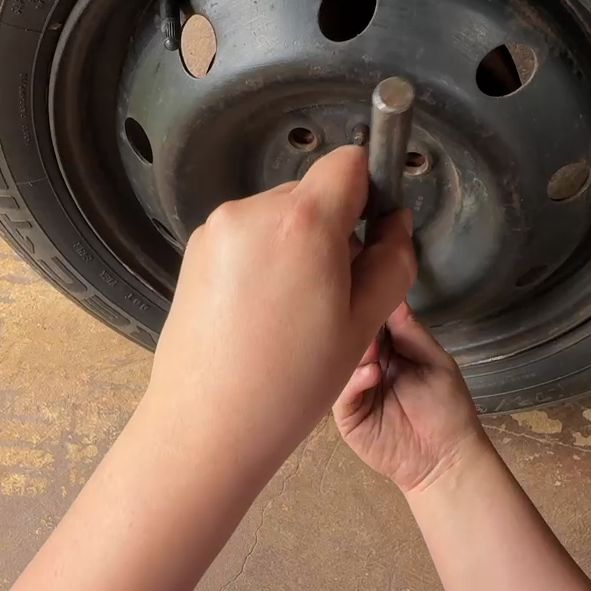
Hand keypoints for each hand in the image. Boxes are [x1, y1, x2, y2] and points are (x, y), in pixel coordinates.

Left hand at [143, 146, 416, 473]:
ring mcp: (216, 232)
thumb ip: (393, 263)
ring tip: (289, 314)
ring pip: (277, 218)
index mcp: (302, 223)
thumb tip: (396, 226)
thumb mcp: (362, 326)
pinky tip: (259, 314)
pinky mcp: (194, 254)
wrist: (208, 426)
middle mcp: (252, 212)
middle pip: (312, 194)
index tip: (369, 235)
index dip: (369, 195)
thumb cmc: (286, 386)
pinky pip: (245, 239)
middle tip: (329, 297)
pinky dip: (261, 263)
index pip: (350, 163)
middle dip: (330, 232)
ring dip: (293, 249)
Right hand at [333, 302, 487, 494]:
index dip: (372, 307)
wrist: (445, 457)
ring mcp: (355, 392)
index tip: (373, 289)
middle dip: (360, 328)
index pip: (373, 323)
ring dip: (355, 353)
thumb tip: (394, 297)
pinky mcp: (348, 417)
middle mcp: (368, 367)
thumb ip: (412, 333)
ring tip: (372, 349)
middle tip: (367, 318)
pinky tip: (372, 375)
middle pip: (353, 340)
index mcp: (389, 351)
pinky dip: (354, 382)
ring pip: (341, 365)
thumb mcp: (436, 362)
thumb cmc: (447, 410)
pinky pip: (342, 395)